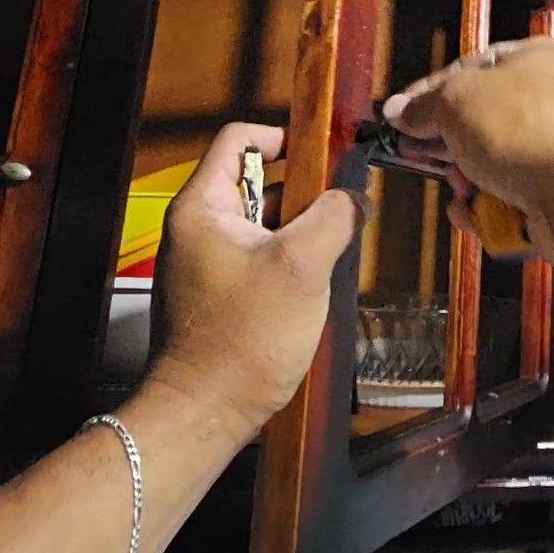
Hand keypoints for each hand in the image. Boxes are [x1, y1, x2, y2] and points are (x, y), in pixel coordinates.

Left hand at [143, 123, 361, 435]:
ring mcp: (207, 260)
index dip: (284, 136)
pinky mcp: (221, 291)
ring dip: (303, 227)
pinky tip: (318, 280)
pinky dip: (291, 257)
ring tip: (337, 247)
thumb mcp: (302, 264)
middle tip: (343, 209)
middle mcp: (198, 226)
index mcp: (203, 205)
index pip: (239, 138)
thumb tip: (355, 199)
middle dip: (305, 190)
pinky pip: (262, 253)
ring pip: (265, 219)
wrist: (205, 416)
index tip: (324, 157)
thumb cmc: (246, 336)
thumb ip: (334, 216)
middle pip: (258, 179)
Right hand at [381, 37, 553, 269]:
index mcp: (533, 58)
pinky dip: (487, 207)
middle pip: (480, 119)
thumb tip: (395, 109)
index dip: (429, 91)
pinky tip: (471, 214)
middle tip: (412, 155)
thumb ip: (424, 105)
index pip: (470, 67)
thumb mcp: (458, 102)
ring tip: (458, 188)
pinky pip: (510, 195)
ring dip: (465, 179)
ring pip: (492, 162)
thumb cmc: (518, 125)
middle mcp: (549, 97)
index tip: (398, 116)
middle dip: (445, 142)